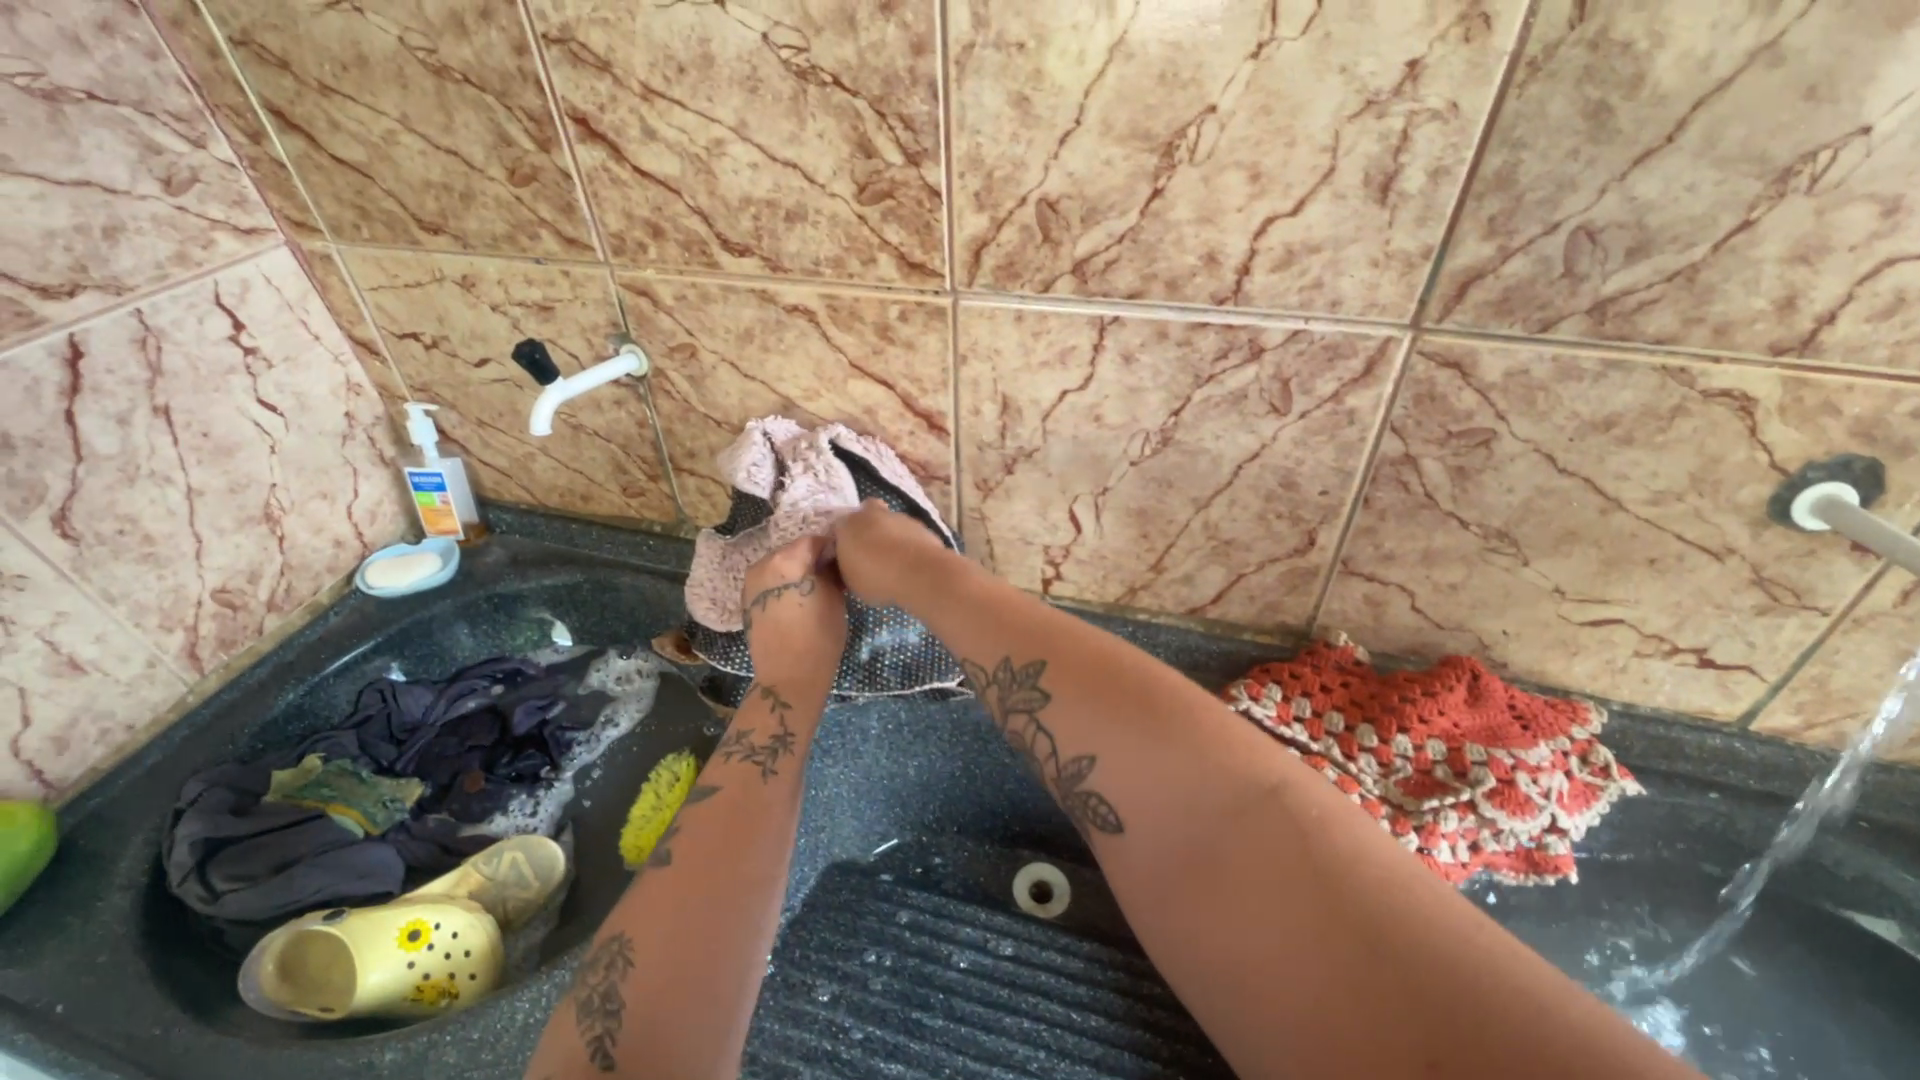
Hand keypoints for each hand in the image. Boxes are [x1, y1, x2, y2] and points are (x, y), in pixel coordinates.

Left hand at [741, 535, 846, 687]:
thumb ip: (831, 571)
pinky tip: (796, 601)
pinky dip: (781, 584)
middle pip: (793, 550)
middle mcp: (763, 564)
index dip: (831, 548)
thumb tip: (829, 560)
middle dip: (811, 559)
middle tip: (830, 576)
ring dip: (795, 571)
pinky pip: (768, 581)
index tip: (842, 562)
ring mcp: (750, 581)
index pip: (814, 540)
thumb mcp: (836, 598)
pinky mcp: (745, 599)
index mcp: (787, 559)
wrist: (789, 676)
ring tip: (813, 590)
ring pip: (778, 564)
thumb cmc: (820, 636)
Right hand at [831, 499, 951, 609]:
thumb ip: (846, 566)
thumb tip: (850, 564)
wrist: (919, 572)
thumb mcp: (850, 580)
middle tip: (870, 553)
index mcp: (847, 524)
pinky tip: (911, 563)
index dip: (842, 542)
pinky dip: (908, 544)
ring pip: (890, 523)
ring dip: (891, 536)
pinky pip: (909, 534)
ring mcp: (899, 517)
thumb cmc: (876, 576)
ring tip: (895, 563)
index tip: (847, 559)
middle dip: (867, 529)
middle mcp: (871, 513)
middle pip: (866, 515)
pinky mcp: (921, 526)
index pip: (838, 527)